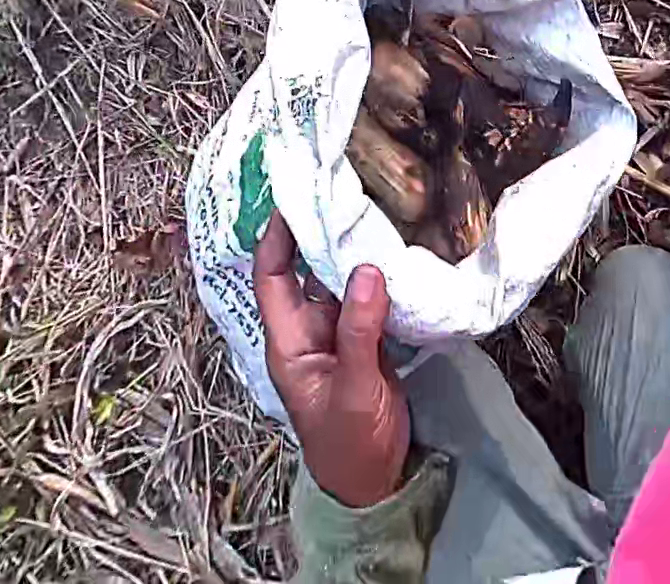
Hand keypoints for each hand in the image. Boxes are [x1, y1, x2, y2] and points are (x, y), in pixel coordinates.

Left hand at [253, 211, 410, 506]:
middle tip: (344, 191)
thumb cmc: (351, 441)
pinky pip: (368, 293)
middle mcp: (310, 327)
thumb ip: (360, 332)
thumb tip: (369, 268)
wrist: (376, 479)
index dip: (276, 239)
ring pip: (341, 278)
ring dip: (353, 248)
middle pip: (307, 270)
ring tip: (374, 209)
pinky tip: (397, 248)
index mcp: (290, 340)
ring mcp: (339, 329)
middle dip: (320, 232)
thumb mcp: (354, 389)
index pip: (272, 278)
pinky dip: (379, 270)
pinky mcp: (366, 334)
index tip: (294, 200)